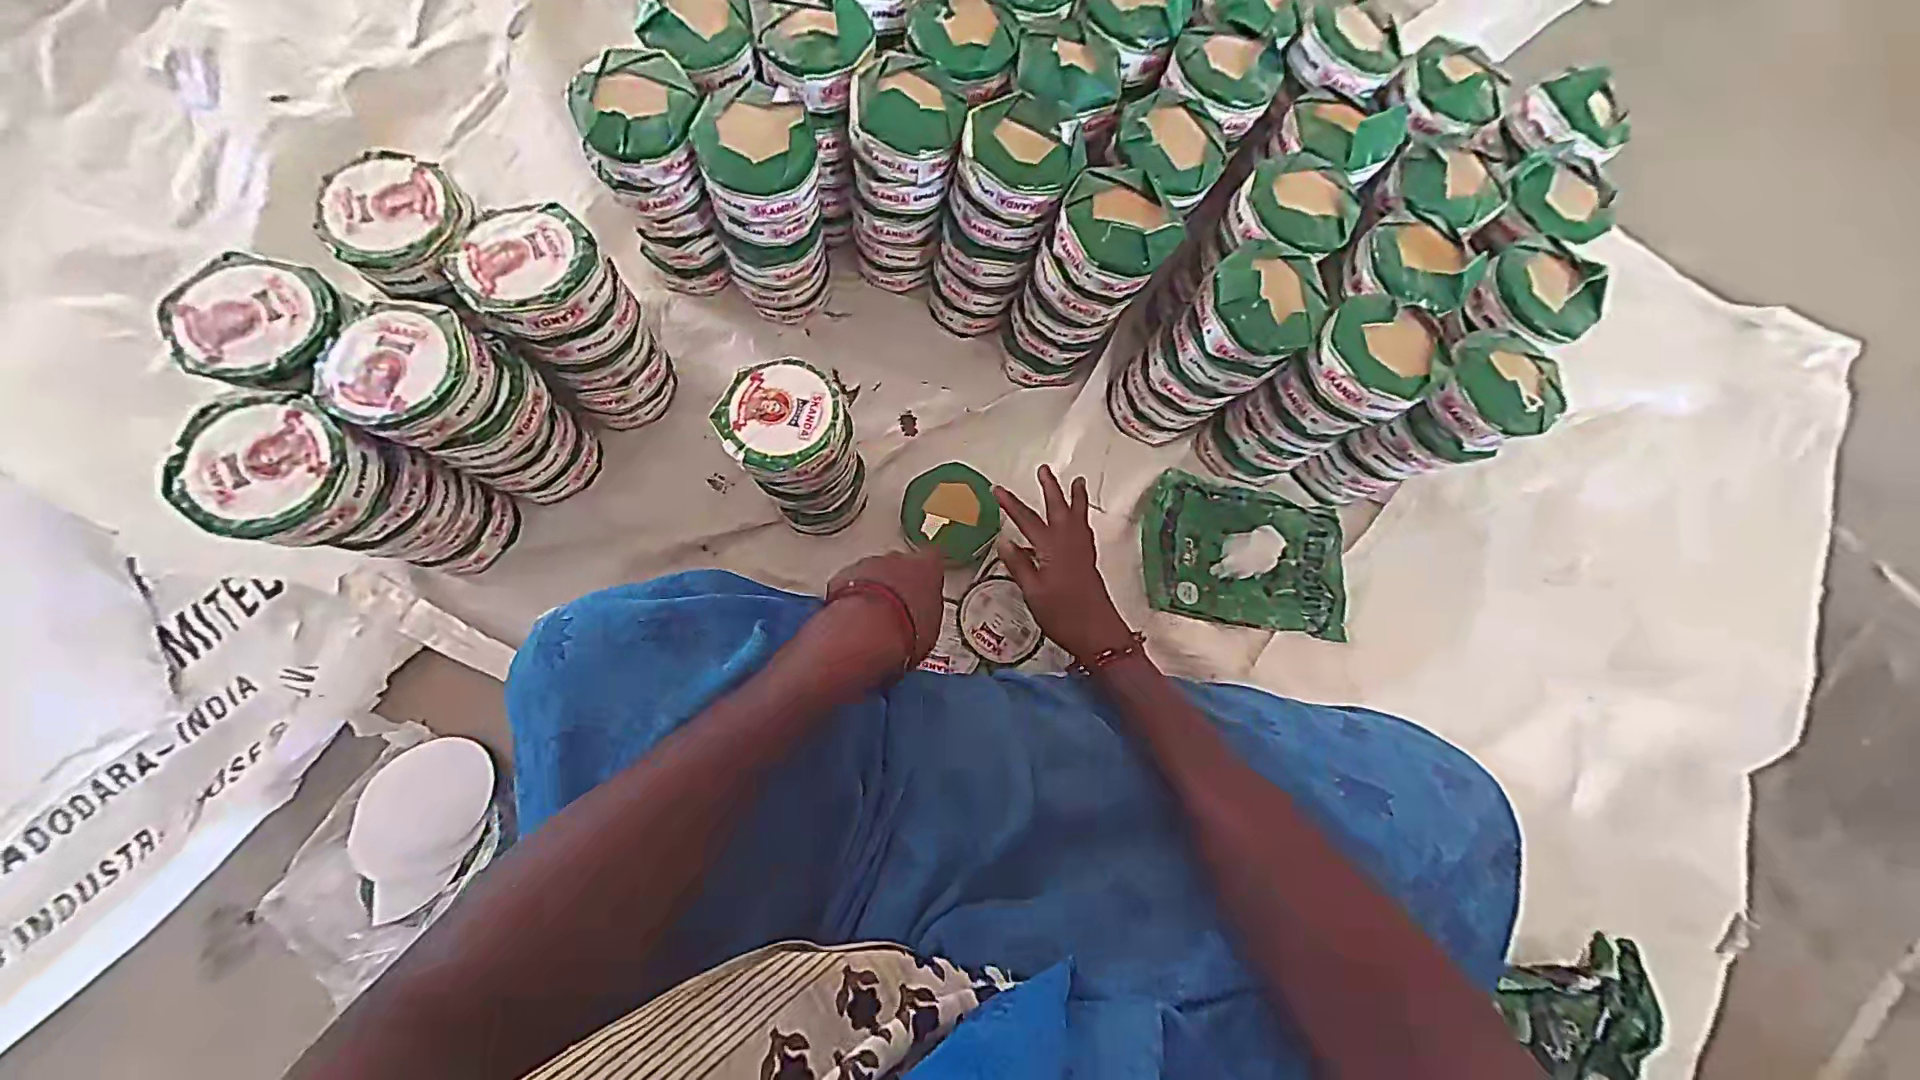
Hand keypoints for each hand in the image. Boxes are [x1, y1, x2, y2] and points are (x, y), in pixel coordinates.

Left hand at [822, 549, 946, 673]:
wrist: (869, 629)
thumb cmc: (905, 627)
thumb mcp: (931, 626)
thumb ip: (927, 611)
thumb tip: (923, 623)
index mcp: (927, 567)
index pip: (932, 559)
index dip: (927, 572)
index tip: (925, 582)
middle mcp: (897, 559)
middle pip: (898, 563)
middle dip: (896, 581)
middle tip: (897, 607)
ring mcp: (867, 565)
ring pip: (870, 571)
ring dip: (872, 589)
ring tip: (873, 619)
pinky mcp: (842, 575)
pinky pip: (848, 582)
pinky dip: (850, 596)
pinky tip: (854, 619)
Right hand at [993, 466, 1135, 663]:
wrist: (1098, 632)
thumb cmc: (1062, 614)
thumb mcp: (1033, 591)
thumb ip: (1019, 565)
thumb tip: (1004, 541)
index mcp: (1051, 547)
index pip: (1027, 520)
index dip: (1011, 504)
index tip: (997, 490)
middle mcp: (1068, 542)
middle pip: (1058, 508)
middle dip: (1050, 489)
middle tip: (1044, 470)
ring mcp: (1082, 550)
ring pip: (1077, 516)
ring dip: (1073, 498)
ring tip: (1077, 482)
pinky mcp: (1088, 560)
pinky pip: (1083, 529)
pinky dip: (1080, 517)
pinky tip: (1077, 521)